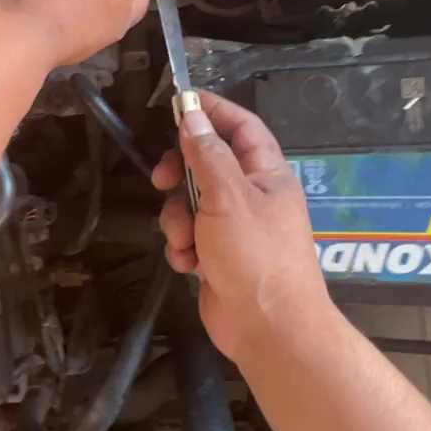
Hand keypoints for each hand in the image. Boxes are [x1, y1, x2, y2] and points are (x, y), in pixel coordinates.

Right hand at [153, 91, 333, 360]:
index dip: (212, 110)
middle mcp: (251, 196)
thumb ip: (207, 155)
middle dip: (180, 173)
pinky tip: (190, 264)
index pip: (240, 126)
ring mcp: (234, 227)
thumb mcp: (228, 197)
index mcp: (266, 174)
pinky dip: (184, 248)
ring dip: (178, 220)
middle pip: (207, 164)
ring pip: (190, 203)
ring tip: (187, 241)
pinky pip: (189, 236)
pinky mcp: (217, 255)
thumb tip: (192, 116)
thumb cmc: (256, 256)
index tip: (179, 102)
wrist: (268, 329)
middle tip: (161, 179)